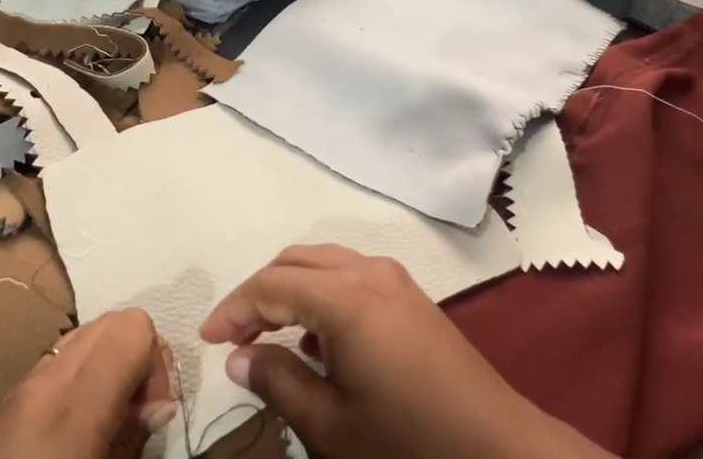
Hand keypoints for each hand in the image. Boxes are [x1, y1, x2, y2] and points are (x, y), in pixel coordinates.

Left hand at [0, 307, 176, 458]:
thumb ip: (136, 436)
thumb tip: (158, 406)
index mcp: (74, 403)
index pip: (133, 327)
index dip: (155, 362)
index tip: (153, 410)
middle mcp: (46, 380)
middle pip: (112, 321)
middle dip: (137, 356)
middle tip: (137, 412)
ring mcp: (22, 386)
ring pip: (85, 334)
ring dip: (110, 362)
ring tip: (109, 417)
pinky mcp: (8, 400)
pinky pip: (60, 359)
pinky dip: (83, 374)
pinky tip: (79, 424)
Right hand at [200, 244, 611, 458]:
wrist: (497, 449)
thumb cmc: (405, 441)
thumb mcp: (330, 426)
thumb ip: (279, 382)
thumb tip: (239, 355)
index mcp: (345, 296)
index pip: (271, 286)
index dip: (233, 309)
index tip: (205, 338)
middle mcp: (369, 272)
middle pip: (296, 262)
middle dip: (259, 292)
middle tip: (232, 333)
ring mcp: (396, 281)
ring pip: (325, 263)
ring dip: (291, 289)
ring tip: (269, 335)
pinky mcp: (413, 297)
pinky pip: (352, 276)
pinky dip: (322, 294)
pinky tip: (318, 339)